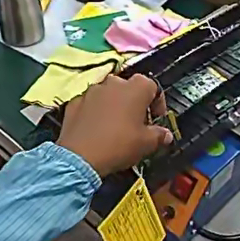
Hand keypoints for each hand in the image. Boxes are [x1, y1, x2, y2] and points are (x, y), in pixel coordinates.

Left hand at [57, 74, 173, 177]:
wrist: (80, 157)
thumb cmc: (118, 145)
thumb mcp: (147, 143)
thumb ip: (159, 135)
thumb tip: (165, 135)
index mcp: (136, 87)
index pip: (154, 87)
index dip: (158, 104)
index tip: (157, 119)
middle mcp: (114, 83)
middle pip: (130, 88)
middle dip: (135, 103)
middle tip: (137, 124)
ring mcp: (92, 91)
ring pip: (109, 94)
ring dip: (114, 106)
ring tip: (116, 128)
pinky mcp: (75, 102)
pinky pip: (91, 104)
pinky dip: (95, 112)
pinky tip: (98, 130)